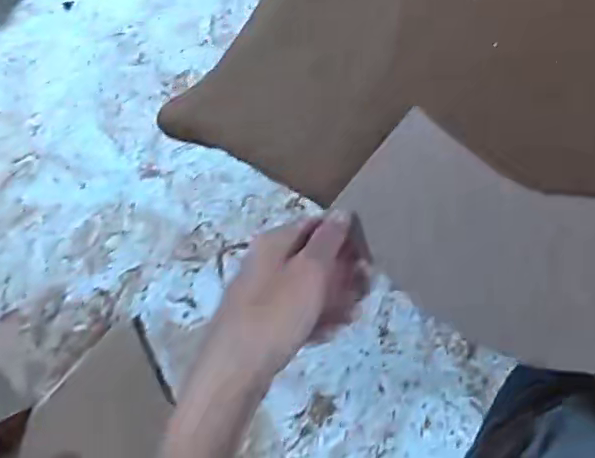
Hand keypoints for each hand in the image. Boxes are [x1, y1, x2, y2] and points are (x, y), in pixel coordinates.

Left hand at [203, 213, 371, 379]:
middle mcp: (265, 262)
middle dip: (342, 271)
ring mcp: (259, 296)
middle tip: (364, 289)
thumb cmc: (275, 317)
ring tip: (352, 314)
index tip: (365, 256)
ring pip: (307, 286)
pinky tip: (330, 332)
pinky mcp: (259, 325)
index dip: (345, 236)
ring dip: (334, 296)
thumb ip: (330, 238)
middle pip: (314, 257)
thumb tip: (342, 213)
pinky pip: (295, 312)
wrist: (228, 381)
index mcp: (274, 242)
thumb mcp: (311, 271)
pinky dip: (314, 317)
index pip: (318, 224)